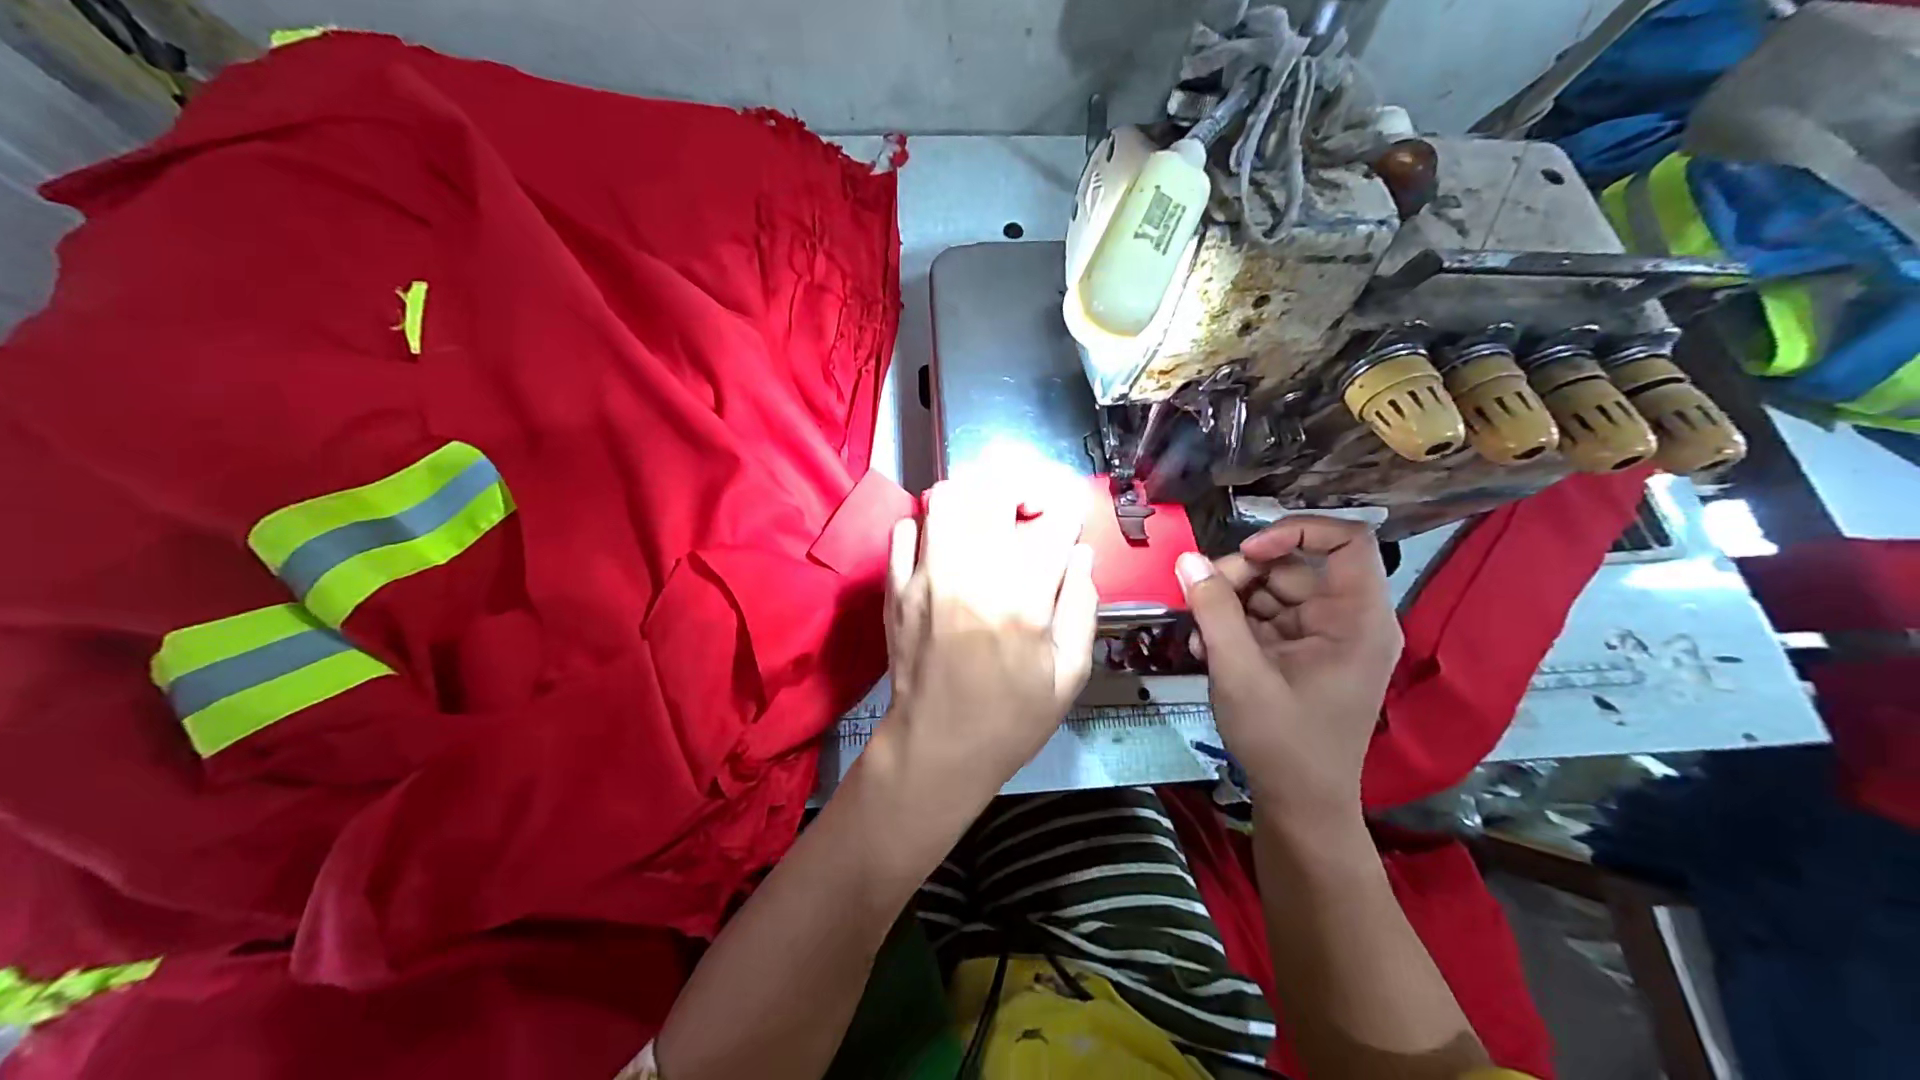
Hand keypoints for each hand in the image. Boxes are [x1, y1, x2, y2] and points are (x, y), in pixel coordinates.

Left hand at [877, 471, 1097, 809]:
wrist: (936, 747)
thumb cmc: (1011, 717)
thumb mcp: (1068, 674)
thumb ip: (1081, 606)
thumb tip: (1080, 554)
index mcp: (1024, 598)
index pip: (1053, 521)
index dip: (1068, 513)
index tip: (1067, 524)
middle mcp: (973, 574)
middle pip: (994, 490)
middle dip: (1019, 490)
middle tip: (1026, 513)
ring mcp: (927, 576)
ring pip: (945, 497)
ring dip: (972, 501)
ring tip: (983, 524)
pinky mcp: (895, 587)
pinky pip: (905, 528)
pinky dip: (928, 527)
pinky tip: (943, 549)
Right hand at [1175, 517, 1402, 821]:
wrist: (1300, 805)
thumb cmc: (1282, 740)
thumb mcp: (1239, 672)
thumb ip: (1213, 611)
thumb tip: (1186, 560)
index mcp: (1358, 619)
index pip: (1348, 540)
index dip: (1295, 532)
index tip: (1248, 553)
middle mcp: (1349, 620)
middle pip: (1294, 567)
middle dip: (1241, 579)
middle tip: (1199, 602)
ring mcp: (1326, 638)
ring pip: (1274, 592)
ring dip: (1230, 606)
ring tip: (1198, 636)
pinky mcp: (1305, 654)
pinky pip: (1268, 620)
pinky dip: (1236, 627)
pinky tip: (1207, 648)